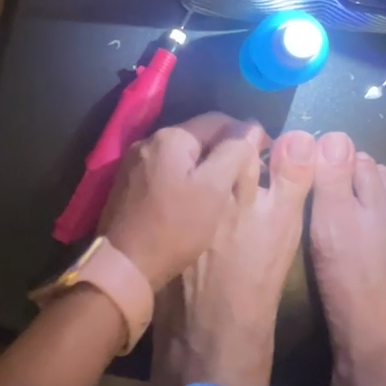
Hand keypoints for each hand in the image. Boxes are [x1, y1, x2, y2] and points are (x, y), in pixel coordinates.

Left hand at [101, 113, 264, 289]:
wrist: (124, 265)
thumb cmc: (174, 227)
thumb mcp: (213, 189)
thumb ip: (233, 152)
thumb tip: (250, 125)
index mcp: (170, 137)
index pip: (218, 120)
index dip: (244, 134)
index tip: (262, 153)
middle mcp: (147, 141)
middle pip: (196, 136)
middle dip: (222, 150)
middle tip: (243, 175)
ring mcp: (133, 162)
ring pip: (180, 155)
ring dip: (202, 166)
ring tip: (221, 188)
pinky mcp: (126, 183)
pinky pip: (163, 170)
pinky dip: (181, 178)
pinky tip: (191, 198)